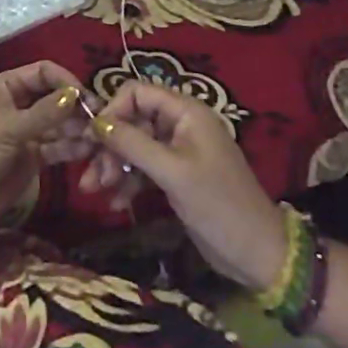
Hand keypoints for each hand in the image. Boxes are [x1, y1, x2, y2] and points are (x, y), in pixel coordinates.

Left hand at [0, 61, 87, 225]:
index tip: (87, 98)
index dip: (66, 81)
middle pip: (57, 97)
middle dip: (77, 108)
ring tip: (96, 140)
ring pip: (62, 122)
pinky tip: (88, 152)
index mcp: (6, 86)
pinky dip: (73, 147)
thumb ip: (44, 113)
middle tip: (99, 122)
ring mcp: (29, 129)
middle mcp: (20, 103)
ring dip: (79, 129)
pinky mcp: (35, 154)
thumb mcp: (9, 128)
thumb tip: (76, 94)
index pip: (44, 72)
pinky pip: (60, 145)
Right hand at [80, 81, 287, 290]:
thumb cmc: (218, 205)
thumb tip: (96, 123)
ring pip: (132, 146)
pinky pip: (141, 168)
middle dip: (108, 146)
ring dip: (111, 166)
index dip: (112, 110)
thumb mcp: (172, 172)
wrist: (258, 255)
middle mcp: (181, 125)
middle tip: (90, 173)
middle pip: (131, 121)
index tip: (94, 137)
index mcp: (187, 113)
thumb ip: (132, 143)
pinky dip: (126, 181)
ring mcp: (178, 151)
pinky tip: (114, 201)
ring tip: (93, 190)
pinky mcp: (175, 176)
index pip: (137, 93)